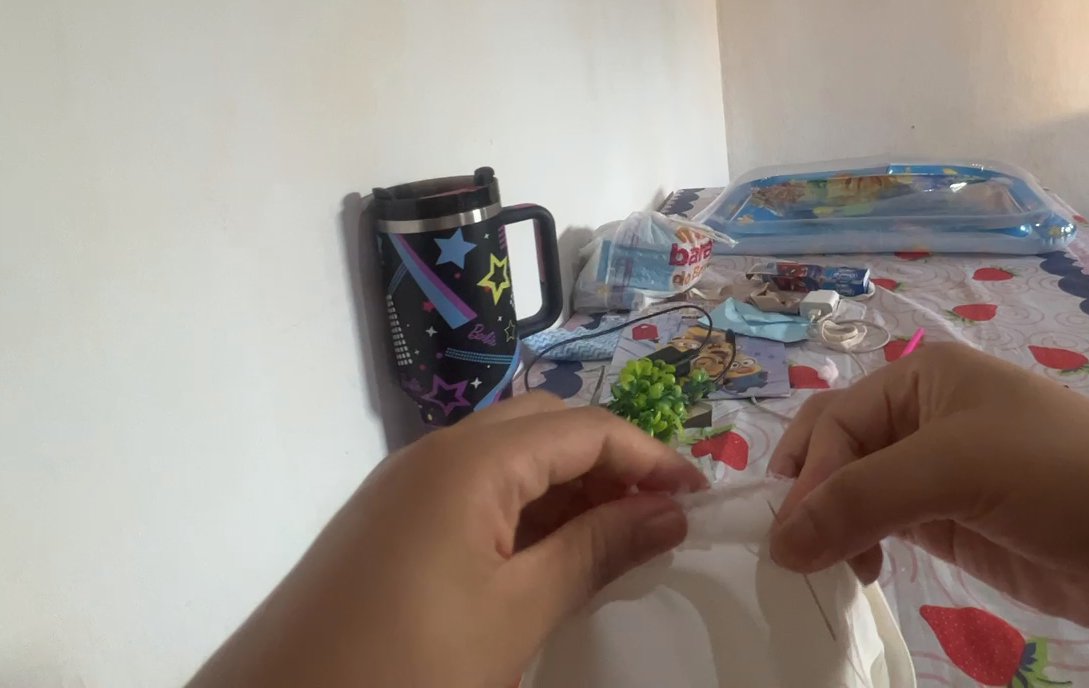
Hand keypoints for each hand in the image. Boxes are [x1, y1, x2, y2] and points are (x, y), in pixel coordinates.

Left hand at [188, 392, 706, 687]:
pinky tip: (549, 553)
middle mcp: (440, 449)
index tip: (696, 497)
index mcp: (473, 458)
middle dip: (610, 460)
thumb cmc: (403, 674)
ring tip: (614, 537)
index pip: (585, 427)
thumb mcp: (517, 614)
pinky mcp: (392, 518)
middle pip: (549, 426)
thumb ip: (599, 549)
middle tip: (654, 514)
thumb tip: (672, 510)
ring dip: (569, 484)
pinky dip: (526, 508)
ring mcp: (410, 482)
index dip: (648, 455)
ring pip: (513, 455)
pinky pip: (478, 488)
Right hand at [767, 342, 1088, 628]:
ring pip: (858, 488)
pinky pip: (886, 523)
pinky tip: (862, 569)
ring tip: (834, 568)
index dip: (811, 471)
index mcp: (920, 377)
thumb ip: (863, 499)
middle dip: (814, 491)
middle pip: (842, 447)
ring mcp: (937, 469)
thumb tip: (779, 541)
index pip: (839, 418)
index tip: (793, 534)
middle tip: (798, 550)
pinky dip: (862, 543)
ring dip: (834, 522)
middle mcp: (922, 416)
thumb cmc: (1053, 471)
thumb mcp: (954, 468)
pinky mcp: (952, 519)